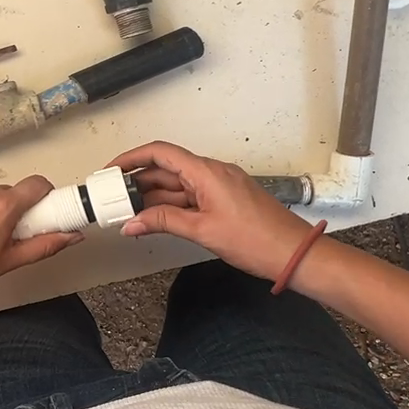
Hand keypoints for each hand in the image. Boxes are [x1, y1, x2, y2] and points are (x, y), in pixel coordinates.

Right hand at [108, 141, 314, 280]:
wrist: (297, 255)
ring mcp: (219, 186)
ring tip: (129, 213)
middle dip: (138, 182)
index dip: (131, 158)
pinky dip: (170, 205)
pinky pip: (189, 196)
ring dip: (153, 197)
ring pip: (176, 184)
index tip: (111, 170)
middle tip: (114, 198)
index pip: (160, 153)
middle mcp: (212, 173)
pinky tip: (155, 219)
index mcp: (206, 172)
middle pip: (165, 169)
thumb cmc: (258, 241)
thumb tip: (131, 223)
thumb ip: (163, 222)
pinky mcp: (224, 199)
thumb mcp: (202, 231)